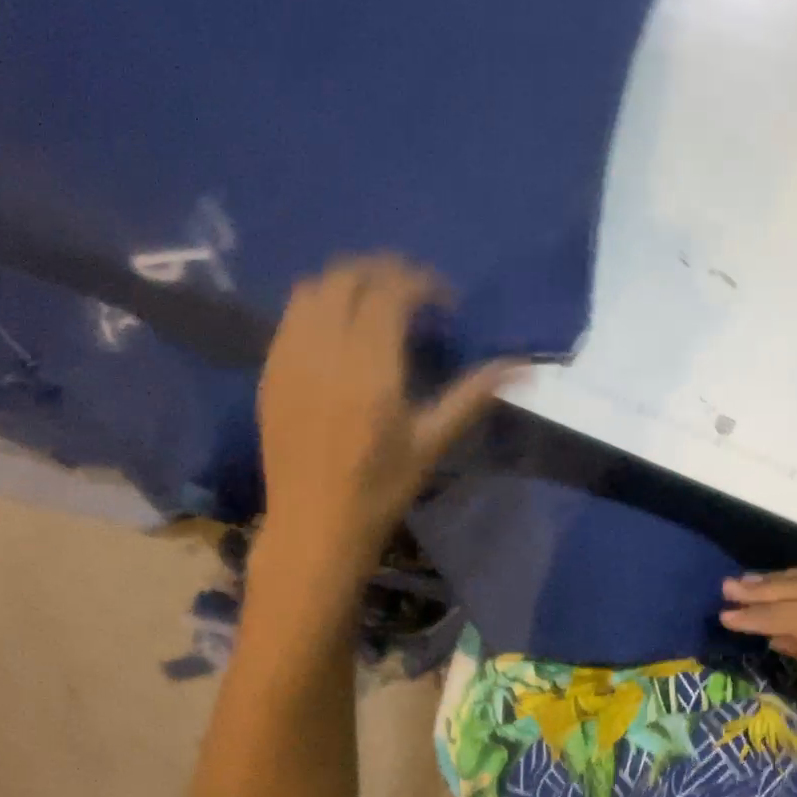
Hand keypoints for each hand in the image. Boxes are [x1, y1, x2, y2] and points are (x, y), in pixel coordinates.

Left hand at [257, 257, 511, 578]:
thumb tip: (525, 367)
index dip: (423, 284)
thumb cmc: (382, 487)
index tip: (447, 302)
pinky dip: (320, 305)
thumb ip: (474, 394)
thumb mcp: (434, 441)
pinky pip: (291, 315)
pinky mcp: (270, 370)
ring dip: (350, 283)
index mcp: (370, 368)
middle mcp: (324, 351)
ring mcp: (290, 358)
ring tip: (377, 304)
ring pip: (314, 288)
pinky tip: (342, 331)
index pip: (391, 292)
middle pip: (349, 277)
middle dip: (386, 272)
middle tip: (416, 294)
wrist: (314, 524)